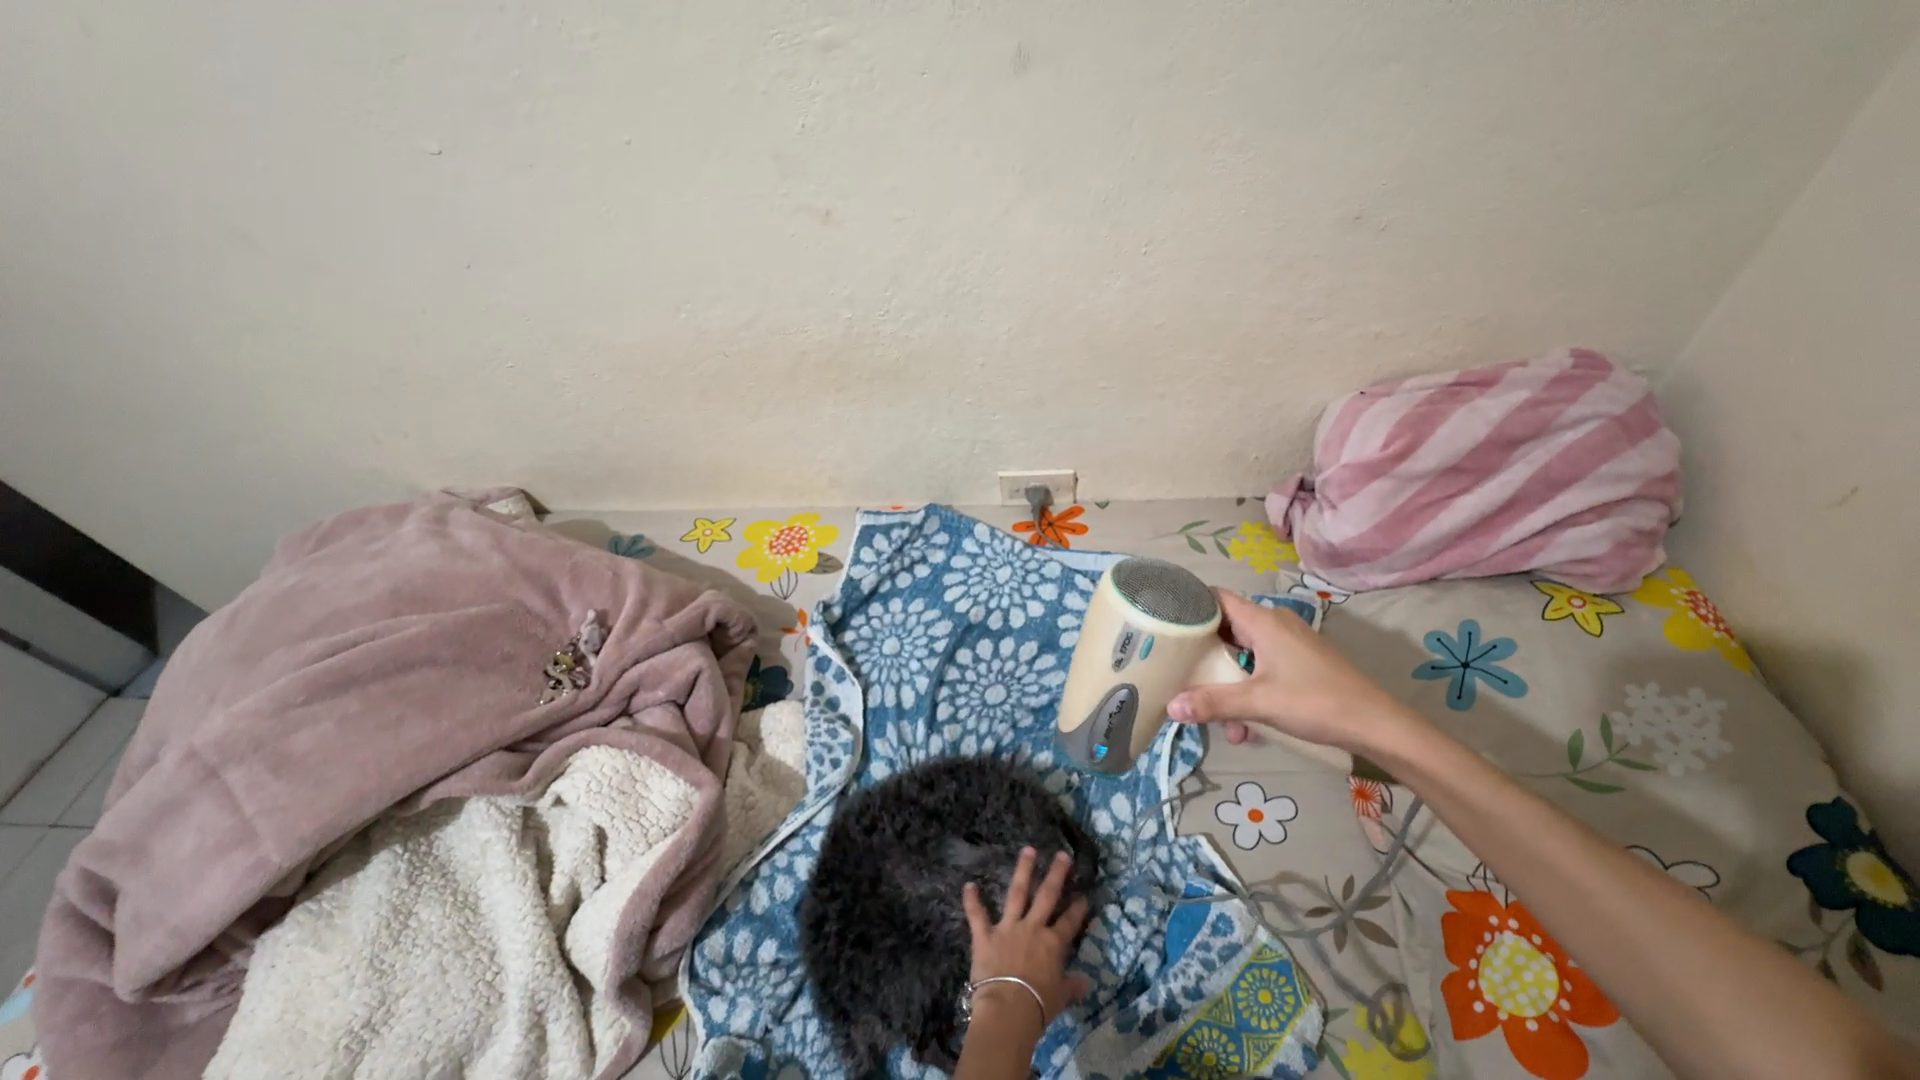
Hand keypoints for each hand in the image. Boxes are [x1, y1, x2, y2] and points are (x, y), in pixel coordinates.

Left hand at [962, 848, 1092, 1029]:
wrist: (1009, 1007)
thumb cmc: (1038, 1004)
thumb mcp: (1061, 996)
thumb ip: (1072, 985)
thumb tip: (1085, 982)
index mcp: (1053, 943)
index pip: (1070, 922)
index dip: (1078, 908)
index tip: (1084, 895)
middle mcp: (1033, 928)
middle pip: (1047, 896)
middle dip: (1056, 874)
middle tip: (1061, 854)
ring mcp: (1008, 928)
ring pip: (1017, 893)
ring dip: (1022, 870)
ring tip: (1027, 850)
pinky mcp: (985, 935)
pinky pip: (977, 915)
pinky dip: (971, 900)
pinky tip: (969, 885)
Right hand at [1167, 588, 1419, 754]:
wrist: (1377, 724)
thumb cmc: (1316, 702)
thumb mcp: (1258, 704)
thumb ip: (1213, 703)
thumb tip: (1170, 706)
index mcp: (1263, 621)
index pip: (1215, 598)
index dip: (1188, 608)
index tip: (1165, 628)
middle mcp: (1274, 625)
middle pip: (1226, 630)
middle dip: (1205, 660)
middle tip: (1183, 680)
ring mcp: (1289, 645)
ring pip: (1243, 657)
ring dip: (1229, 687)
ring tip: (1226, 724)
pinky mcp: (1300, 664)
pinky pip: (1261, 670)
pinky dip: (1249, 693)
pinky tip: (1248, 728)